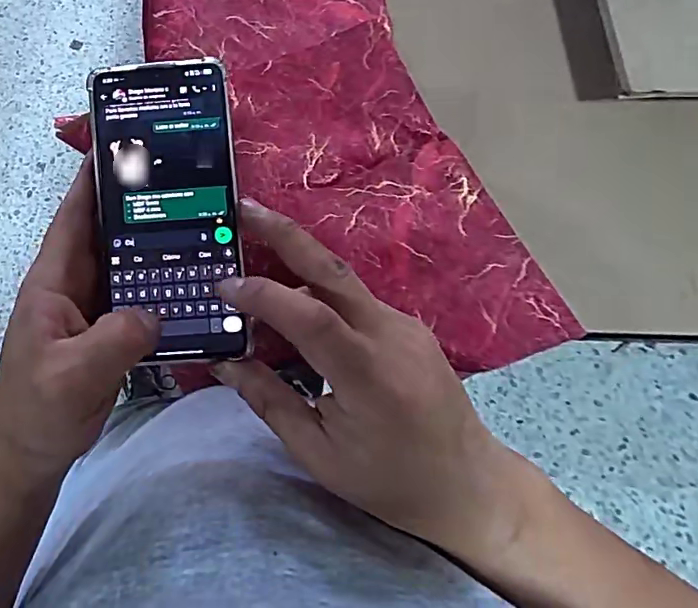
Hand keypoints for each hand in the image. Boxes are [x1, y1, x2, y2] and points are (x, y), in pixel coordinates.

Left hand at [0, 159, 160, 476]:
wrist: (29, 453)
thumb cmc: (37, 408)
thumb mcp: (72, 374)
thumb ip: (113, 340)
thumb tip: (154, 312)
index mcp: (52, 281)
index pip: (71, 220)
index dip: (89, 183)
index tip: (115, 148)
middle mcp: (69, 284)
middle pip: (99, 234)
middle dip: (127, 204)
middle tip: (170, 177)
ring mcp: (86, 307)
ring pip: (118, 262)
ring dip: (145, 241)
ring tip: (189, 216)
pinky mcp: (102, 329)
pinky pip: (130, 294)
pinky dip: (153, 281)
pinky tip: (185, 276)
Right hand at [212, 200, 531, 560]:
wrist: (476, 490)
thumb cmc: (393, 483)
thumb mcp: (319, 454)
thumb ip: (268, 400)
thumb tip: (222, 361)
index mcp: (370, 377)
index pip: (310, 317)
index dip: (263, 295)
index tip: (224, 288)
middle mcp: (391, 337)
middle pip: (331, 269)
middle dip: (283, 232)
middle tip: (243, 207)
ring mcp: (403, 325)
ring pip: (337, 278)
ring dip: (293, 256)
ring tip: (251, 246)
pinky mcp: (405, 324)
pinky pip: (349, 296)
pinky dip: (312, 288)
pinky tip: (288, 298)